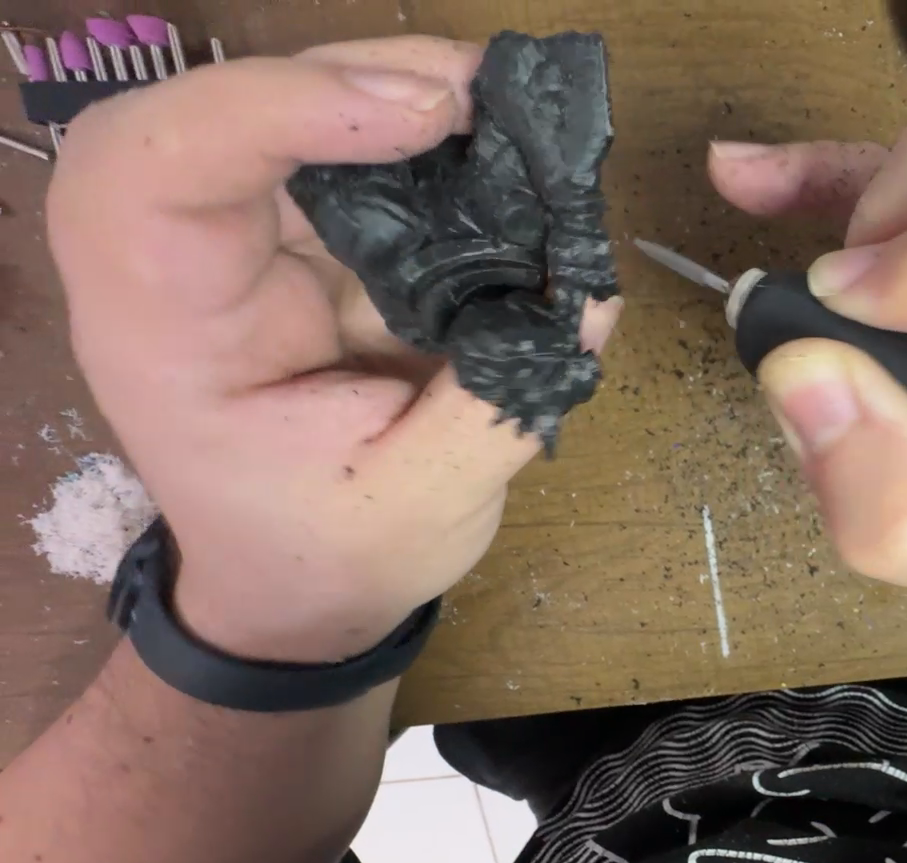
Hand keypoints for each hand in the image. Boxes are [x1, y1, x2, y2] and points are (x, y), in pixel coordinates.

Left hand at [48, 37, 619, 662]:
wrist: (313, 584)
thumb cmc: (343, 554)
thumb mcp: (429, 497)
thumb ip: (505, 397)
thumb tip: (588, 298)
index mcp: (171, 326)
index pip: (165, 168)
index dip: (278, 111)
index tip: (423, 116)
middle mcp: (202, 265)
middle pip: (241, 118)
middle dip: (366, 81)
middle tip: (492, 87)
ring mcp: (270, 261)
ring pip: (317, 139)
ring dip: (417, 111)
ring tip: (517, 115)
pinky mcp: (335, 271)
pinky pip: (385, 195)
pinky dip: (454, 175)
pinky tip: (516, 176)